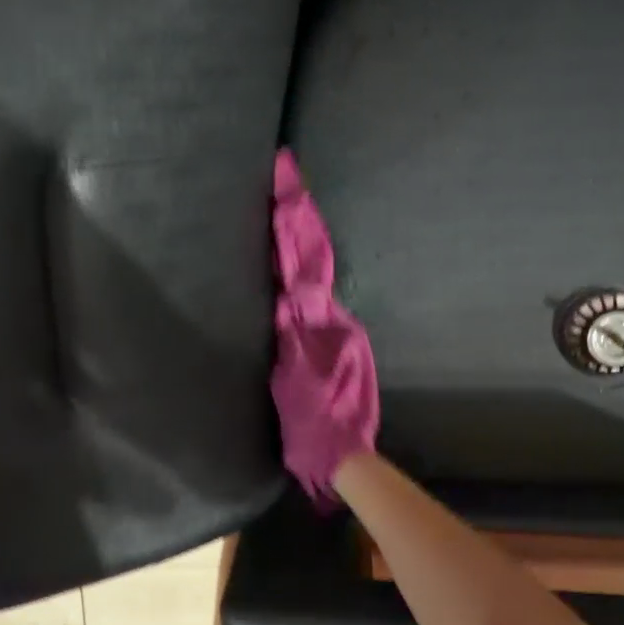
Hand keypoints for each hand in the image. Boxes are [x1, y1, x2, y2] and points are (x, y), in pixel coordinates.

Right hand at [269, 150, 378, 505]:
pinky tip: (291, 254)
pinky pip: (315, 288)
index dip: (292, 217)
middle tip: (286, 173)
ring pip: (316, 267)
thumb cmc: (314, 421)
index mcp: (318, 318)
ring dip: (301, 232)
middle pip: (312, 252)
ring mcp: (335, 324)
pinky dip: (303, 262)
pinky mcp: (334, 338)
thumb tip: (280, 294)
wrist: (342, 451)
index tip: (284, 180)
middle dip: (298, 211)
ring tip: (285, 201)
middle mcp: (330, 312)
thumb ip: (288, 334)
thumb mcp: (293, 376)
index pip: (302, 256)